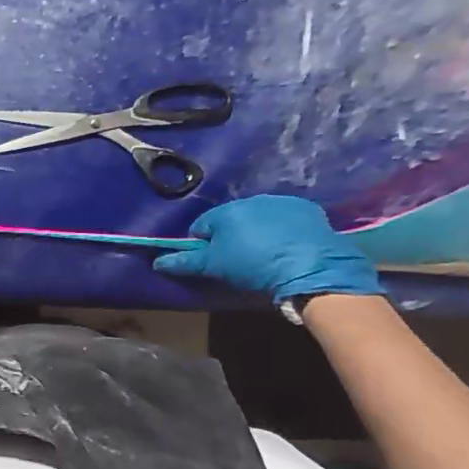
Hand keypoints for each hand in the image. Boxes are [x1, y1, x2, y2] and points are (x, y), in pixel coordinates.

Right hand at [152, 195, 382, 304]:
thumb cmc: (252, 266)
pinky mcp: (309, 210)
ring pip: (259, 218)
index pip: (201, 227)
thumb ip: (184, 262)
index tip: (213, 263)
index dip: (203, 246)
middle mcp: (251, 200)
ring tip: (264, 257)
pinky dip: (283, 232)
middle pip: (231, 220)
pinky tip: (287, 250)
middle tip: (237, 262)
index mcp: (225, 211)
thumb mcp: (213, 267)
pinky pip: (287, 220)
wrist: (311, 268)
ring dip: (257, 233)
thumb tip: (157, 262)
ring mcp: (282, 203)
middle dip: (231, 237)